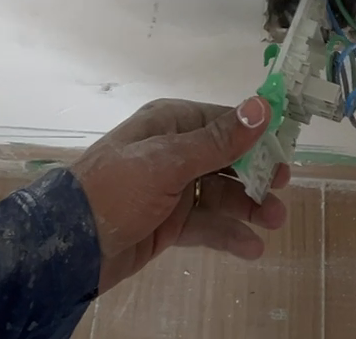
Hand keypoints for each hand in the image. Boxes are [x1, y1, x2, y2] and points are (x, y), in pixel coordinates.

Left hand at [69, 95, 289, 291]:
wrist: (68, 249)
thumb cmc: (117, 190)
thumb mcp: (169, 161)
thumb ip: (219, 139)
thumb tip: (261, 106)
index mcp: (172, 123)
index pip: (225, 122)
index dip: (256, 133)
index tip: (287, 146)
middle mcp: (175, 151)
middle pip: (227, 158)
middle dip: (256, 174)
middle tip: (283, 189)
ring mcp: (172, 188)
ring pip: (221, 193)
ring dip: (248, 207)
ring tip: (273, 223)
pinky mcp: (169, 222)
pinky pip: (207, 224)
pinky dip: (228, 234)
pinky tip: (251, 248)